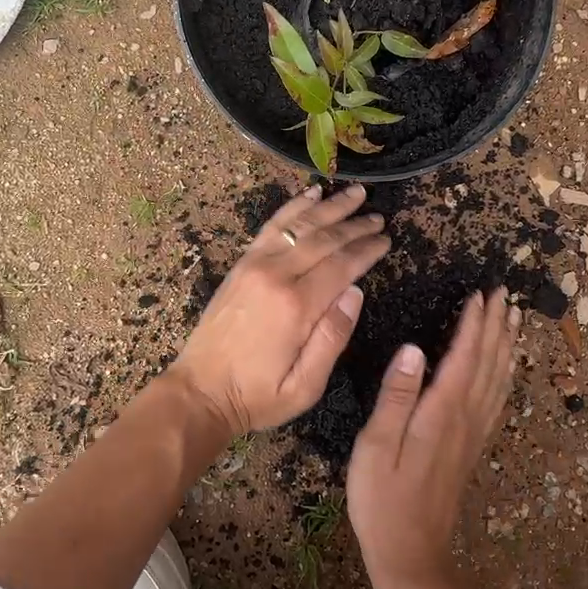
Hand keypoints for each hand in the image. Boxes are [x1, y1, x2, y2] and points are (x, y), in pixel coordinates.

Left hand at [167, 185, 389, 437]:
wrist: (200, 391)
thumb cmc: (257, 396)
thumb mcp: (305, 386)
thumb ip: (333, 338)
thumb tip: (357, 292)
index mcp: (297, 306)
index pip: (342, 266)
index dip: (367, 250)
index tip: (387, 240)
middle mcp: (277, 275)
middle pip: (324, 239)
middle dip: (355, 224)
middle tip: (379, 216)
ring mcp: (256, 265)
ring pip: (299, 225)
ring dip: (330, 206)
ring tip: (356, 192)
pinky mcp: (242, 263)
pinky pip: (272, 225)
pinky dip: (294, 207)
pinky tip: (311, 193)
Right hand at [347, 288, 516, 588]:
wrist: (410, 554)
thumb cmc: (382, 499)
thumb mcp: (375, 445)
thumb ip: (396, 395)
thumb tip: (414, 347)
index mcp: (442, 412)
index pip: (464, 357)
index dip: (473, 324)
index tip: (480, 293)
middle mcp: (465, 419)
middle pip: (488, 363)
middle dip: (497, 326)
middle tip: (505, 293)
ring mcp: (472, 435)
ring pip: (498, 380)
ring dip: (506, 346)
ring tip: (514, 319)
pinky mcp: (470, 448)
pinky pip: (496, 401)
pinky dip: (504, 376)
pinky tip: (505, 369)